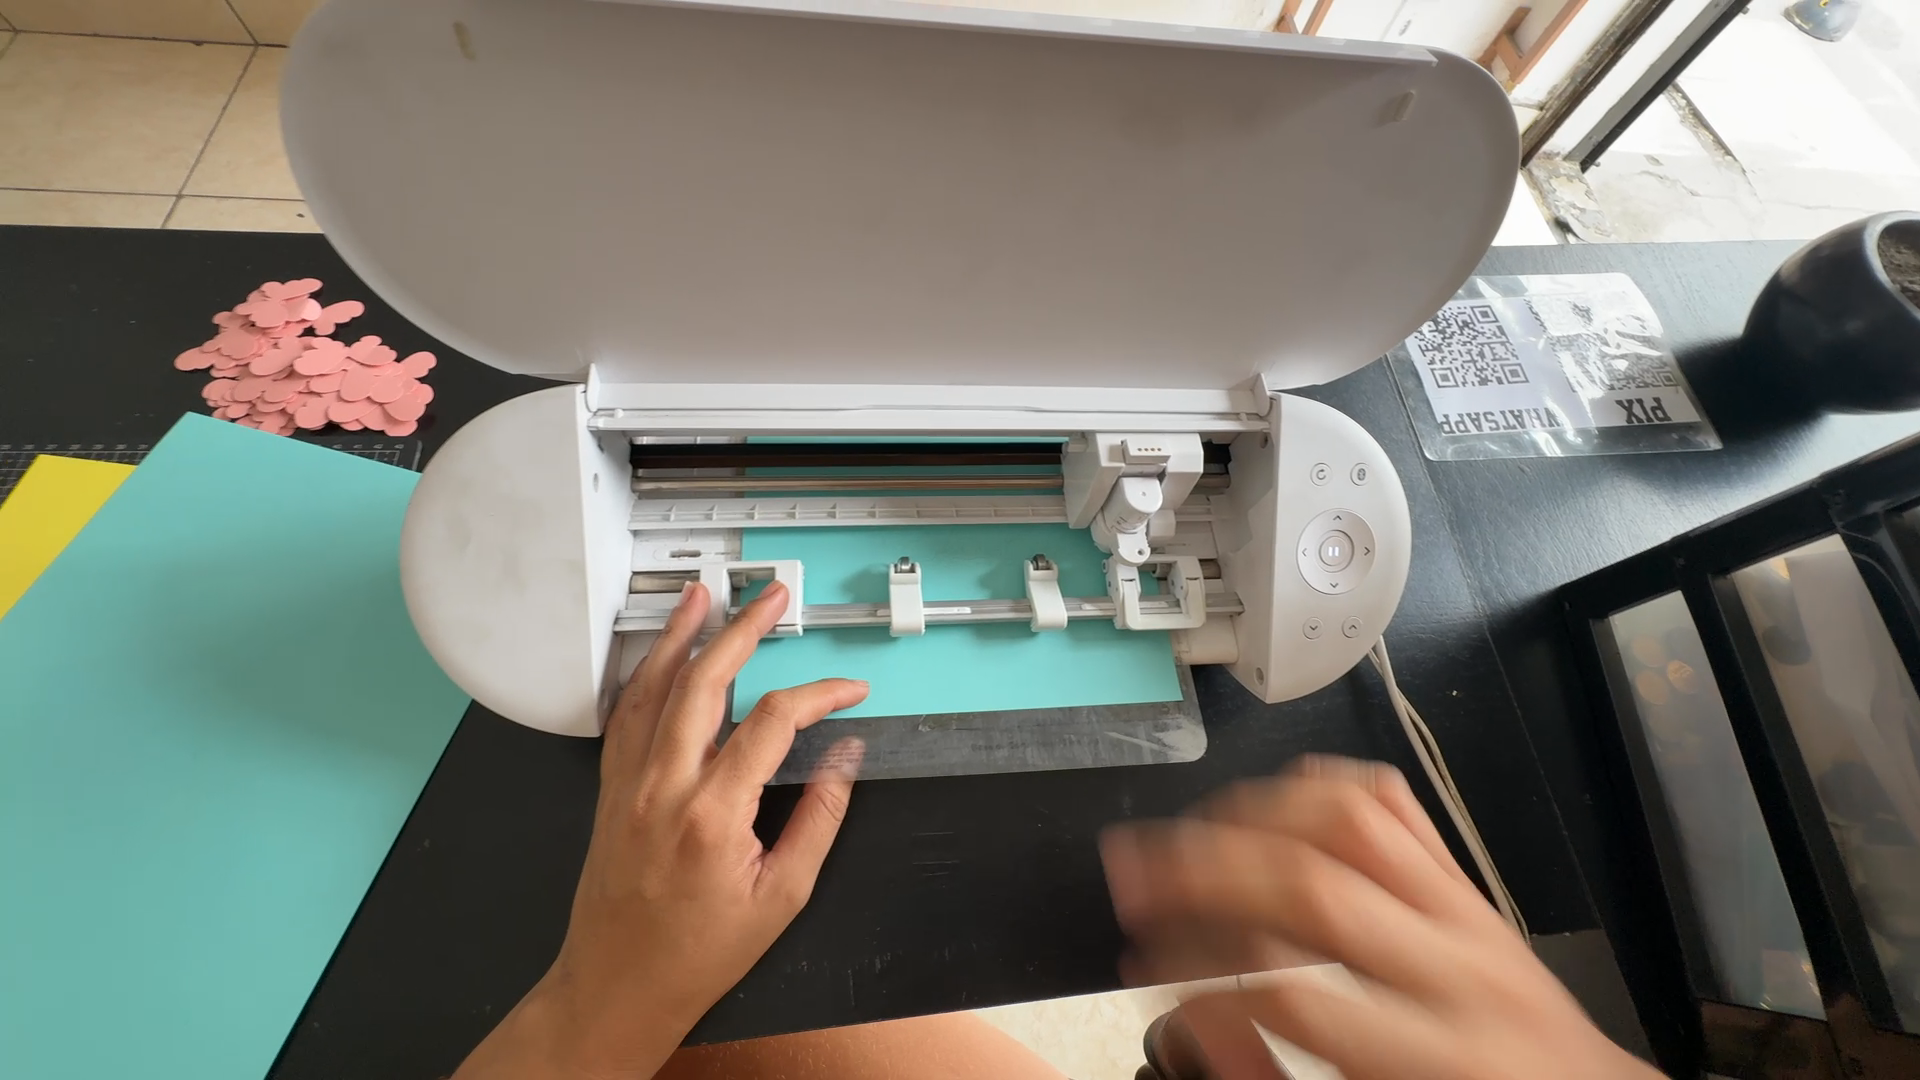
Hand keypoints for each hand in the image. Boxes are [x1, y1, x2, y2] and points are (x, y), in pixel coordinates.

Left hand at [455, 581, 867, 1079]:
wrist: (615, 989)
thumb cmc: (698, 952)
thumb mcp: (783, 896)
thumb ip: (820, 817)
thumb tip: (844, 757)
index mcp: (713, 814)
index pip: (776, 721)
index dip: (821, 695)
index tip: (848, 691)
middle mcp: (665, 786)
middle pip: (705, 682)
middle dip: (745, 630)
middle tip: (772, 598)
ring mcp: (630, 783)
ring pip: (654, 687)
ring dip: (681, 635)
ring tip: (704, 597)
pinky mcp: (612, 788)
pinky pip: (625, 714)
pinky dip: (644, 673)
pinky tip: (659, 652)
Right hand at [1101, 755, 1660, 1079]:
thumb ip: (1272, 1071)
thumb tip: (1187, 1022)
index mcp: (1445, 1061)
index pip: (1293, 995)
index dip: (1199, 980)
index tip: (1144, 974)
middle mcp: (1458, 969)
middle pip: (1310, 887)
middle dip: (1200, 870)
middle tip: (1132, 873)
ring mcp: (1463, 907)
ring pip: (1346, 818)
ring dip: (1247, 812)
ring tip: (1188, 833)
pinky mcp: (1459, 874)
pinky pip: (1385, 798)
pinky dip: (1312, 782)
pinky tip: (1268, 802)